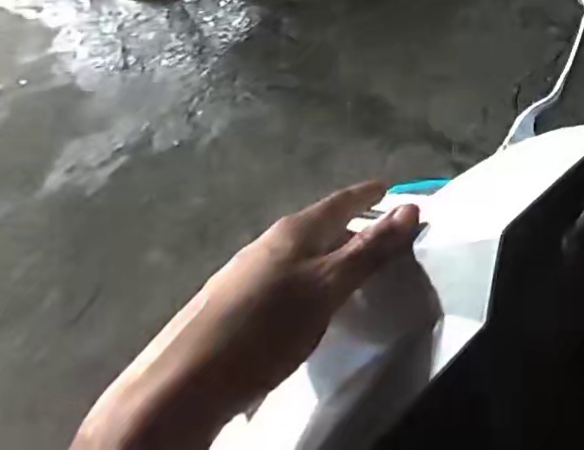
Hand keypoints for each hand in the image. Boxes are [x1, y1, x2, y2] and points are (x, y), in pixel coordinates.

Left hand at [72, 182, 420, 449]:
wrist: (171, 395)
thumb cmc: (262, 329)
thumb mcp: (329, 288)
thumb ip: (371, 249)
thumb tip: (412, 208)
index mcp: (293, 232)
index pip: (340, 201)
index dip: (367, 194)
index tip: (388, 188)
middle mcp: (264, 245)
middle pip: (319, 227)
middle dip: (350, 229)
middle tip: (379, 239)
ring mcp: (239, 277)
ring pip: (297, 256)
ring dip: (326, 258)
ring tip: (347, 274)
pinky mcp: (223, 310)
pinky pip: (279, 281)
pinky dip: (302, 281)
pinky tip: (303, 307)